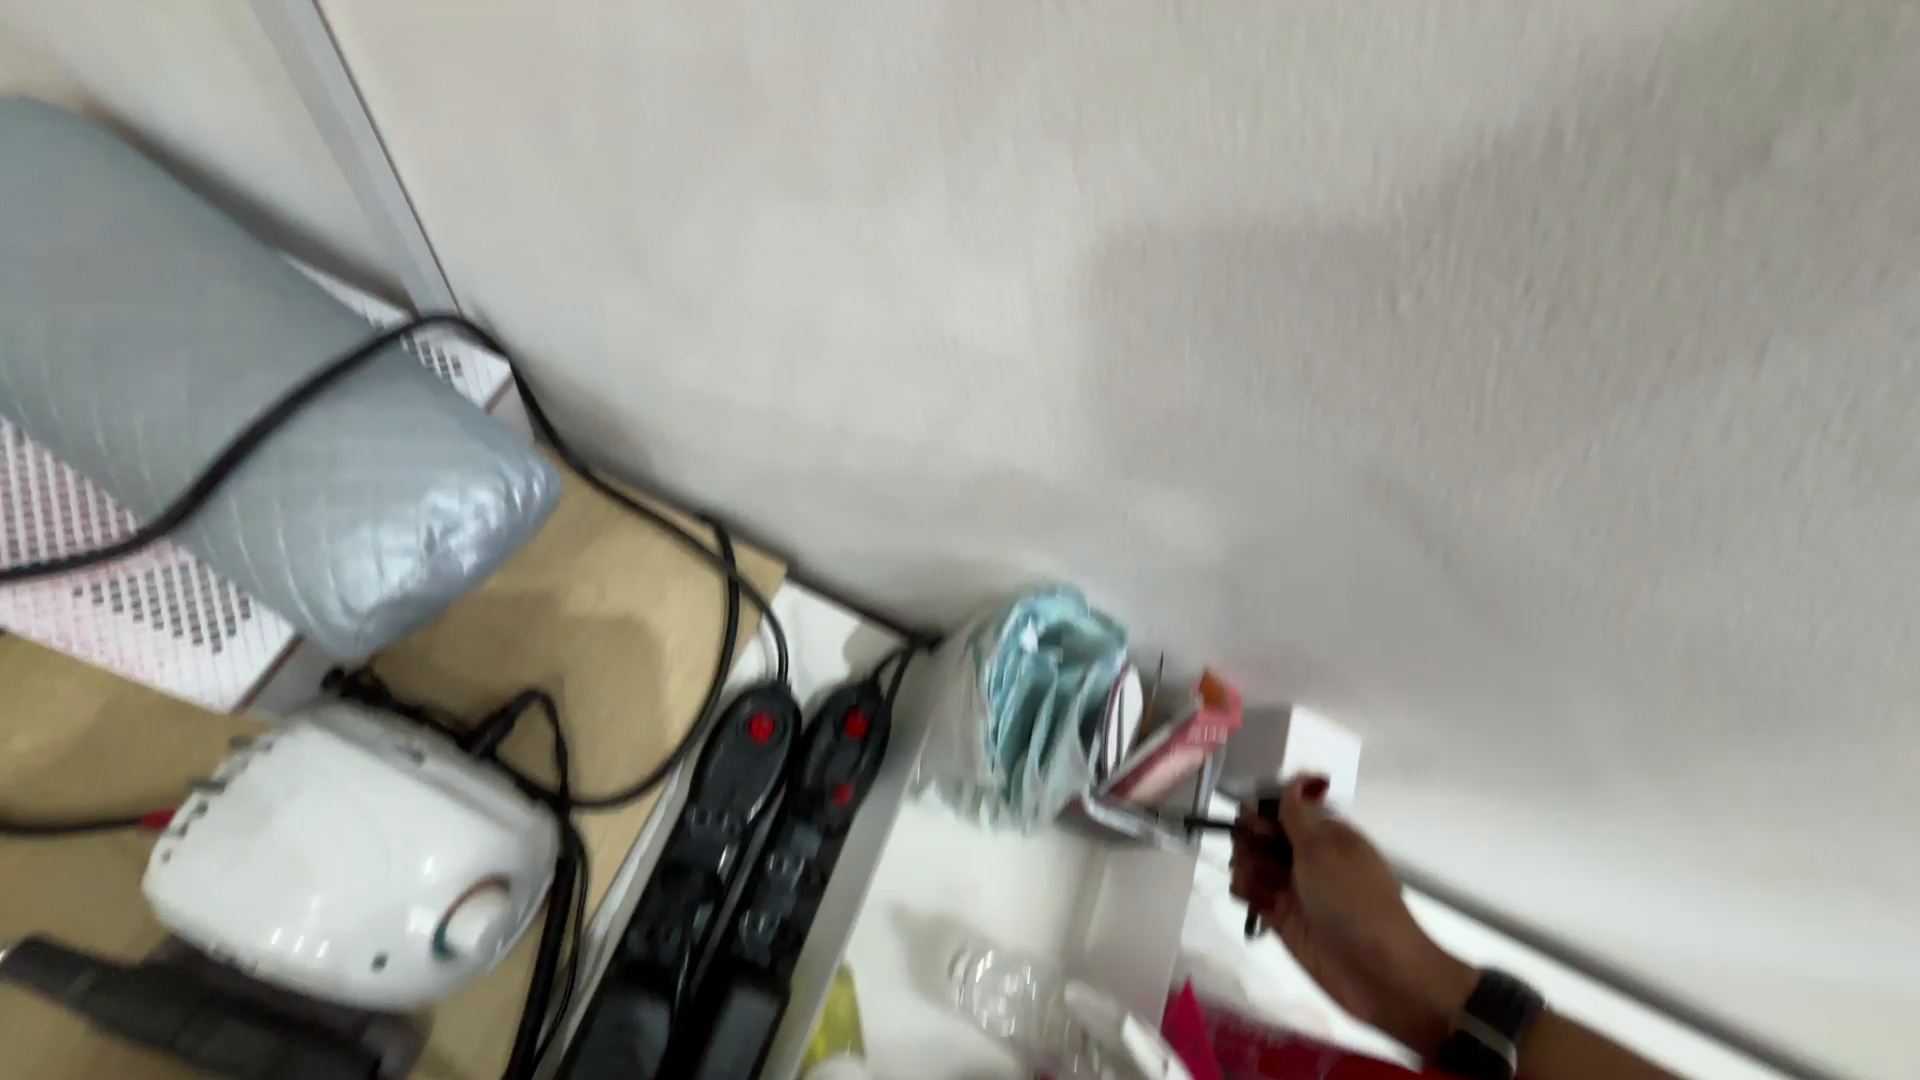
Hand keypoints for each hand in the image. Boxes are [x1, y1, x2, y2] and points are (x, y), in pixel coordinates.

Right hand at [1230, 777, 1475, 1058]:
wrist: (1381, 973)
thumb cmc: (1354, 901)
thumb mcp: (1324, 849)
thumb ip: (1296, 816)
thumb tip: (1298, 780)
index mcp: (1326, 836)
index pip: (1284, 810)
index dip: (1263, 812)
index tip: (1254, 822)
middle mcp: (1307, 859)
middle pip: (1262, 835)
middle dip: (1249, 839)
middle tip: (1256, 853)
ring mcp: (1294, 889)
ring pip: (1252, 862)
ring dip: (1245, 864)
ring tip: (1255, 881)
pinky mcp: (1282, 919)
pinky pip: (1252, 893)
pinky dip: (1245, 890)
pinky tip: (1250, 896)